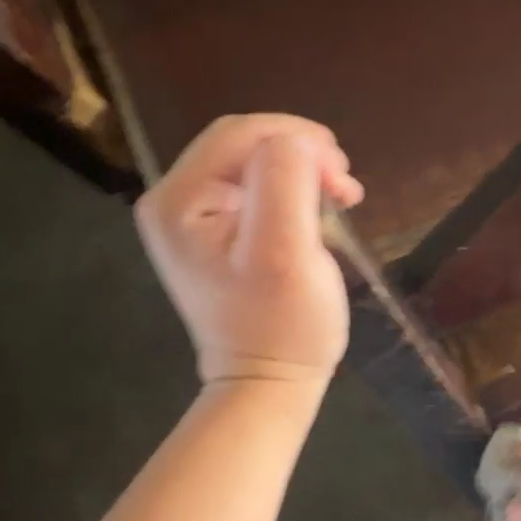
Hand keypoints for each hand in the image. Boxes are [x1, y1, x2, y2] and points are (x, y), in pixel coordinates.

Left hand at [136, 114, 366, 382]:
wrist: (269, 385)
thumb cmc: (285, 327)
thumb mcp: (288, 252)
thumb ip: (286, 182)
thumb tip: (300, 142)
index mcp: (180, 200)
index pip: (239, 134)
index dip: (297, 139)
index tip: (345, 175)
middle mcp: (173, 202)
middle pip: (243, 146)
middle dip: (301, 155)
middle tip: (347, 187)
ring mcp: (190, 221)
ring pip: (252, 168)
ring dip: (301, 173)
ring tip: (340, 198)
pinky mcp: (212, 239)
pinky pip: (252, 195)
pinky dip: (291, 195)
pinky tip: (318, 214)